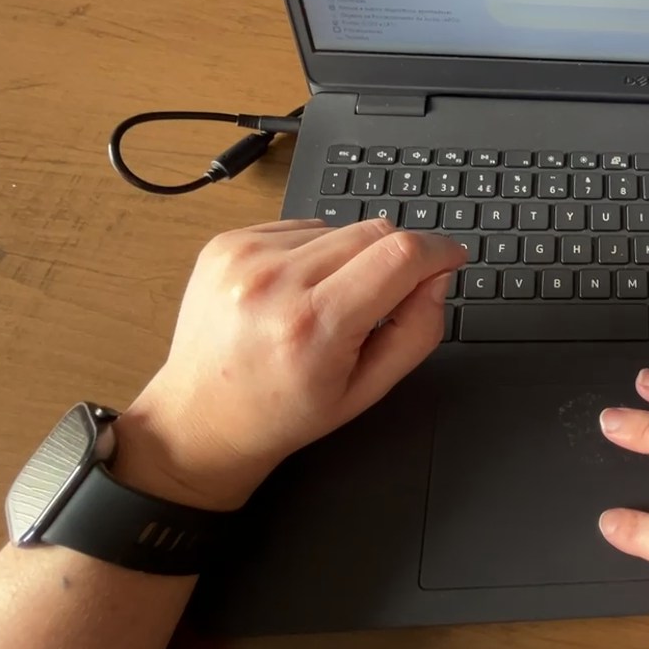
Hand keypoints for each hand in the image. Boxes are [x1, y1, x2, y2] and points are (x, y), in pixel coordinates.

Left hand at [109, 218, 464, 511]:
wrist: (197, 422)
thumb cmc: (287, 411)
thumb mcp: (370, 389)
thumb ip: (419, 330)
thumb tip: (438, 275)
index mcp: (314, 325)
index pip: (401, 255)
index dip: (439, 250)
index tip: (451, 258)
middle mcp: (275, 281)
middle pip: (376, 232)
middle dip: (398, 257)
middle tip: (385, 298)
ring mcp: (245, 257)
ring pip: (342, 227)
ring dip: (353, 256)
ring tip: (328, 301)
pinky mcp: (227, 243)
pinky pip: (305, 227)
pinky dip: (317, 252)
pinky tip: (298, 290)